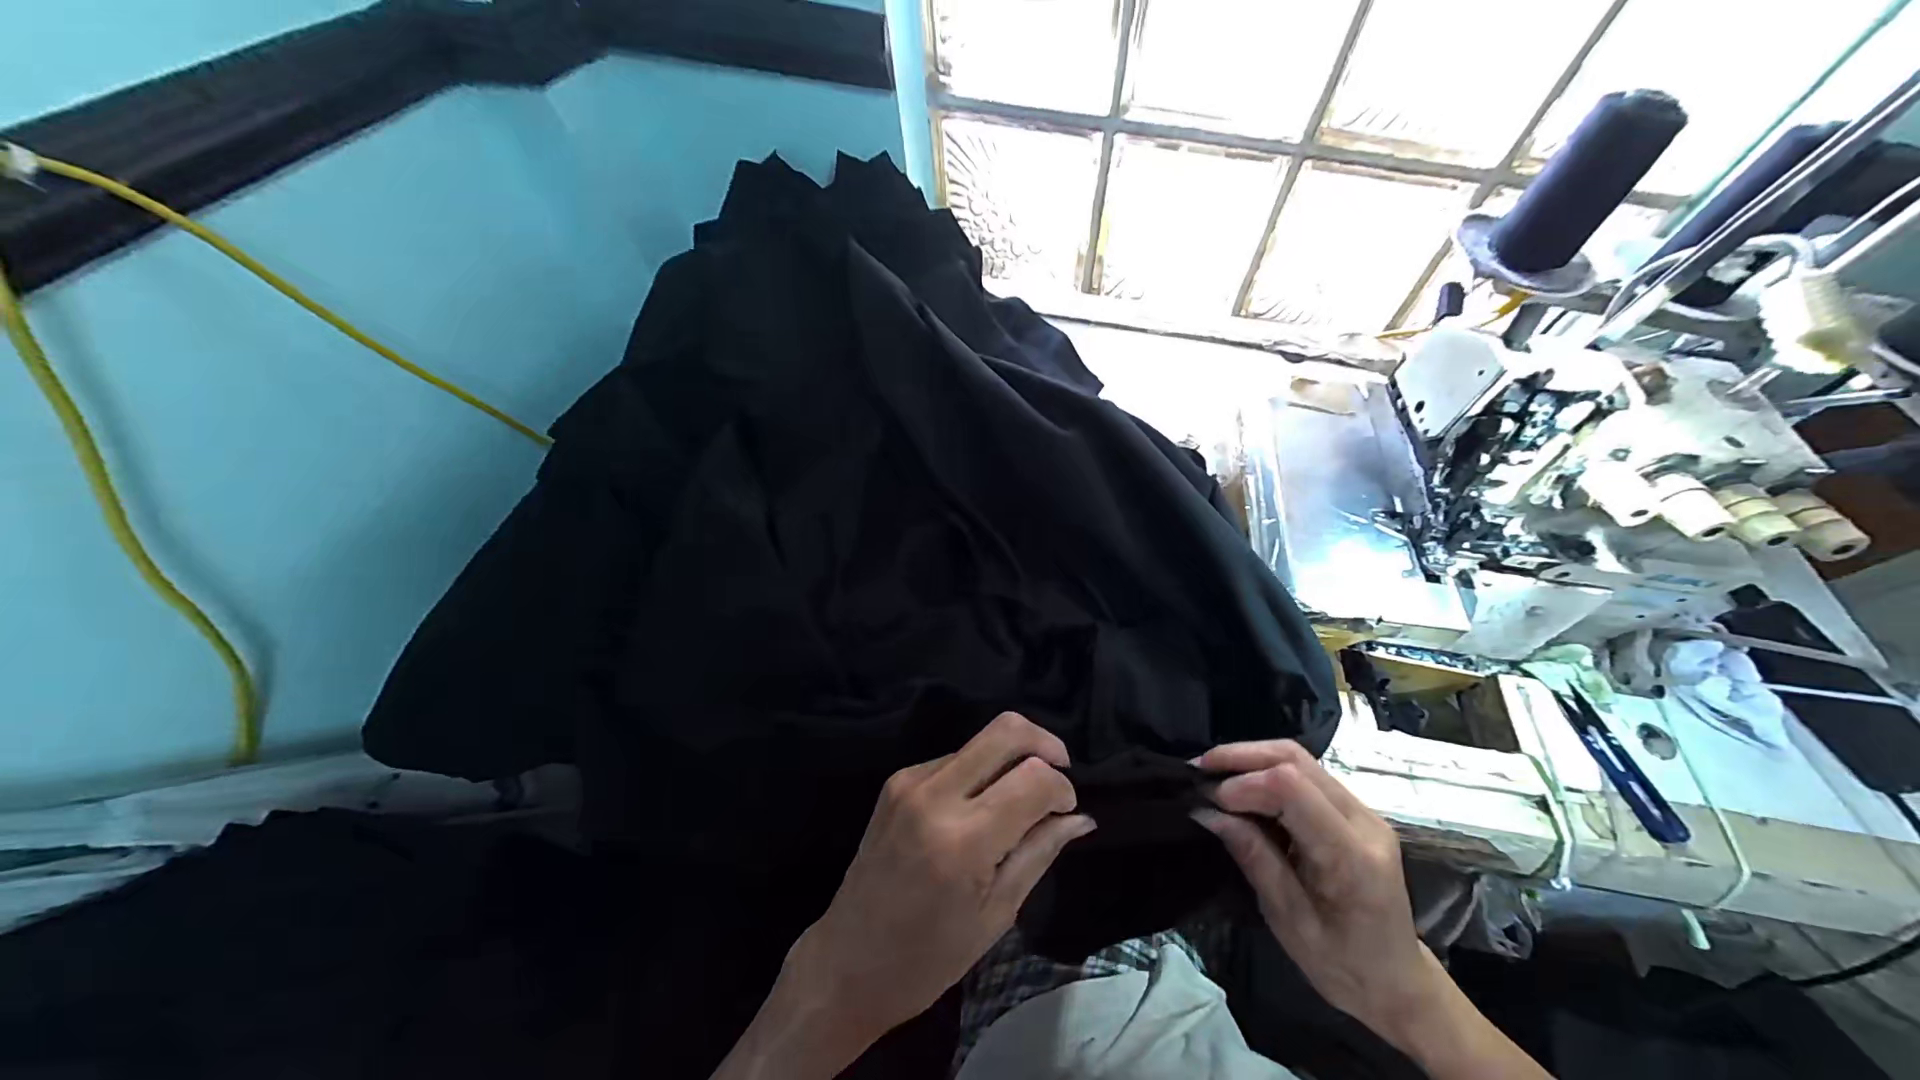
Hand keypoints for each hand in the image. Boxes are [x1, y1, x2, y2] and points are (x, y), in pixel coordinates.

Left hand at [712, 712, 1094, 1079]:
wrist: (846, 962)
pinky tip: (981, 808)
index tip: (1067, 812)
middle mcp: (934, 794)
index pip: (1034, 777)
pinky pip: (954, 757)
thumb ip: (1040, 851)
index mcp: (962, 838)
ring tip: (1020, 802)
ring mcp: (909, 781)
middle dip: (1044, 744)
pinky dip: (980, 772)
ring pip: (980, 740)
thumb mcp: (997, 913)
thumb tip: (1081, 817)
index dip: (1063, 788)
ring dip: (1010, 760)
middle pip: (1006, 730)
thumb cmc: (928, 957)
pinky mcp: (896, 781)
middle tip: (1060, 776)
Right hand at [1191, 739, 1435, 1039]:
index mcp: (1351, 856)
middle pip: (1294, 759)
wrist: (1395, 980)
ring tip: (1211, 774)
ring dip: (1249, 760)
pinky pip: (1304, 772)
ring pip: (1298, 758)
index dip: (1242, 785)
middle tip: (1197, 771)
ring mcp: (1362, 810)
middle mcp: (1363, 820)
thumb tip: (1206, 811)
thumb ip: (1252, 856)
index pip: (1291, 788)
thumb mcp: (1288, 918)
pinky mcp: (1352, 809)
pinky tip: (1239, 785)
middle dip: (1239, 758)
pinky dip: (1264, 770)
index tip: (1206, 801)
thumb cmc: (1342, 962)